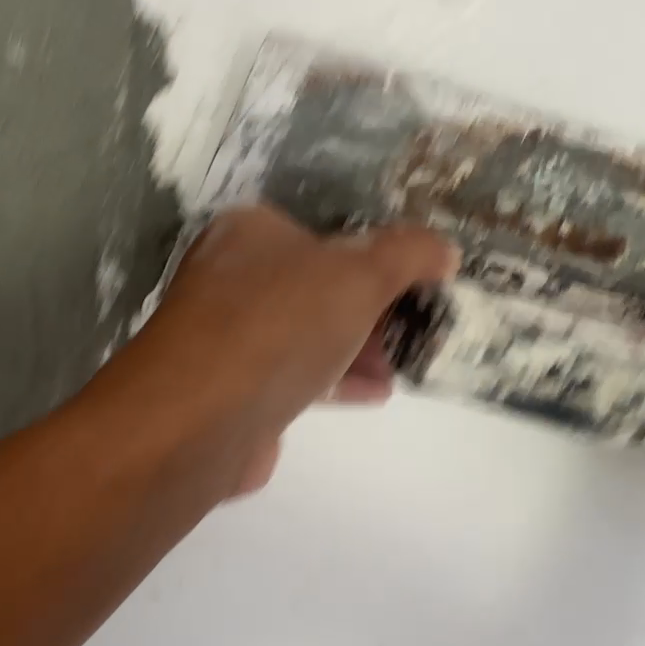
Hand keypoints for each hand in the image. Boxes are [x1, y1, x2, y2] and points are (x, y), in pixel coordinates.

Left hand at [97, 205, 458, 497]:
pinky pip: (287, 374)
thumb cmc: (280, 322)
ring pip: (300, 333)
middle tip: (412, 331)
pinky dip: (330, 381)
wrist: (202, 413)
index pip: (316, 233)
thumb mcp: (359, 273)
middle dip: (366, 310)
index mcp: (246, 232)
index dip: (368, 256)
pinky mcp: (225, 386)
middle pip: (310, 286)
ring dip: (353, 349)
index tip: (410, 284)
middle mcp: (226, 276)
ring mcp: (222, 333)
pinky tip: (372, 394)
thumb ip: (406, 254)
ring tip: (400, 369)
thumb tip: (442, 249)